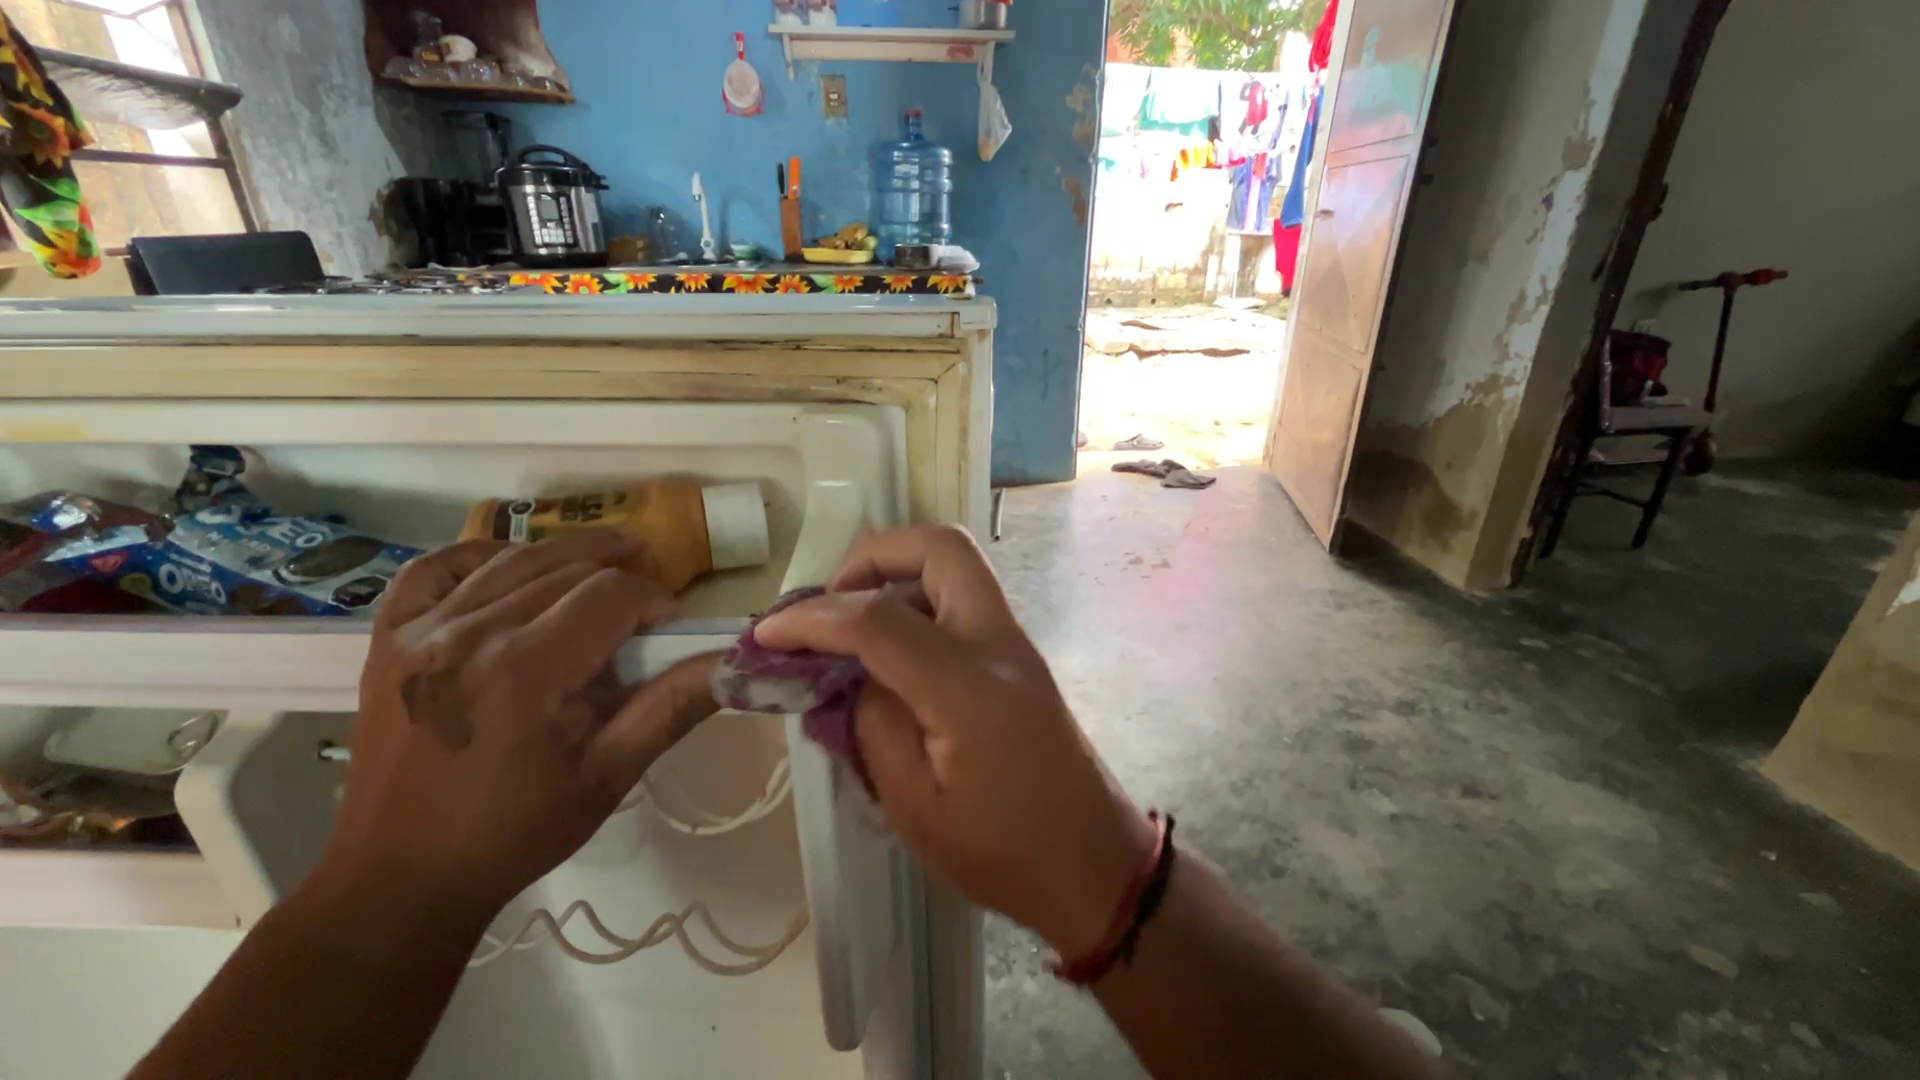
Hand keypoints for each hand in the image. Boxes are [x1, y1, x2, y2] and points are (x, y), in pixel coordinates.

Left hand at [318, 530, 720, 925]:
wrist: (402, 874)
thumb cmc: (516, 830)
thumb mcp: (610, 773)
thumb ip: (672, 706)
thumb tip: (737, 663)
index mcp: (525, 670)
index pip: (612, 594)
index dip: (655, 600)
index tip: (670, 628)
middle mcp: (468, 633)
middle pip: (568, 567)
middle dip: (619, 578)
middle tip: (642, 615)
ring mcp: (418, 629)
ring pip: (514, 558)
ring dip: (568, 560)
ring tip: (602, 576)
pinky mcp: (387, 636)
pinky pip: (441, 566)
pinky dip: (487, 557)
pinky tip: (517, 570)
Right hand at [753, 526, 1156, 955]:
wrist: (1094, 864)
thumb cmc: (1003, 853)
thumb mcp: (914, 806)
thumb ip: (872, 724)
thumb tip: (852, 675)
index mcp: (968, 685)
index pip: (877, 618)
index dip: (812, 618)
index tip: (767, 634)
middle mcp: (998, 643)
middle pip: (938, 546)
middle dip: (872, 557)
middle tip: (831, 605)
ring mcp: (1016, 644)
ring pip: (955, 565)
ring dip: (897, 577)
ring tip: (852, 631)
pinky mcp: (1019, 658)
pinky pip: (964, 601)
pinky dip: (920, 604)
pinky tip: (891, 656)